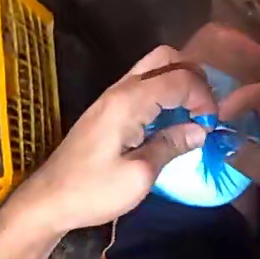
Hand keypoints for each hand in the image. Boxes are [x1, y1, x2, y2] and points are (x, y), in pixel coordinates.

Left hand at [4, 46, 215, 236]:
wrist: (48, 201)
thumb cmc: (92, 191)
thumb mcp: (139, 176)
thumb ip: (171, 146)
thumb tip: (200, 130)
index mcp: (128, 101)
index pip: (179, 79)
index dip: (203, 97)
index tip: (212, 124)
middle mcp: (120, 89)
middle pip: (165, 57)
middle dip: (193, 76)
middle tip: (205, 108)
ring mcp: (111, 96)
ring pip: (153, 67)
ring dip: (179, 81)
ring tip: (194, 111)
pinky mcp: (108, 108)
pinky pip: (143, 84)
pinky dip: (165, 91)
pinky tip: (172, 117)